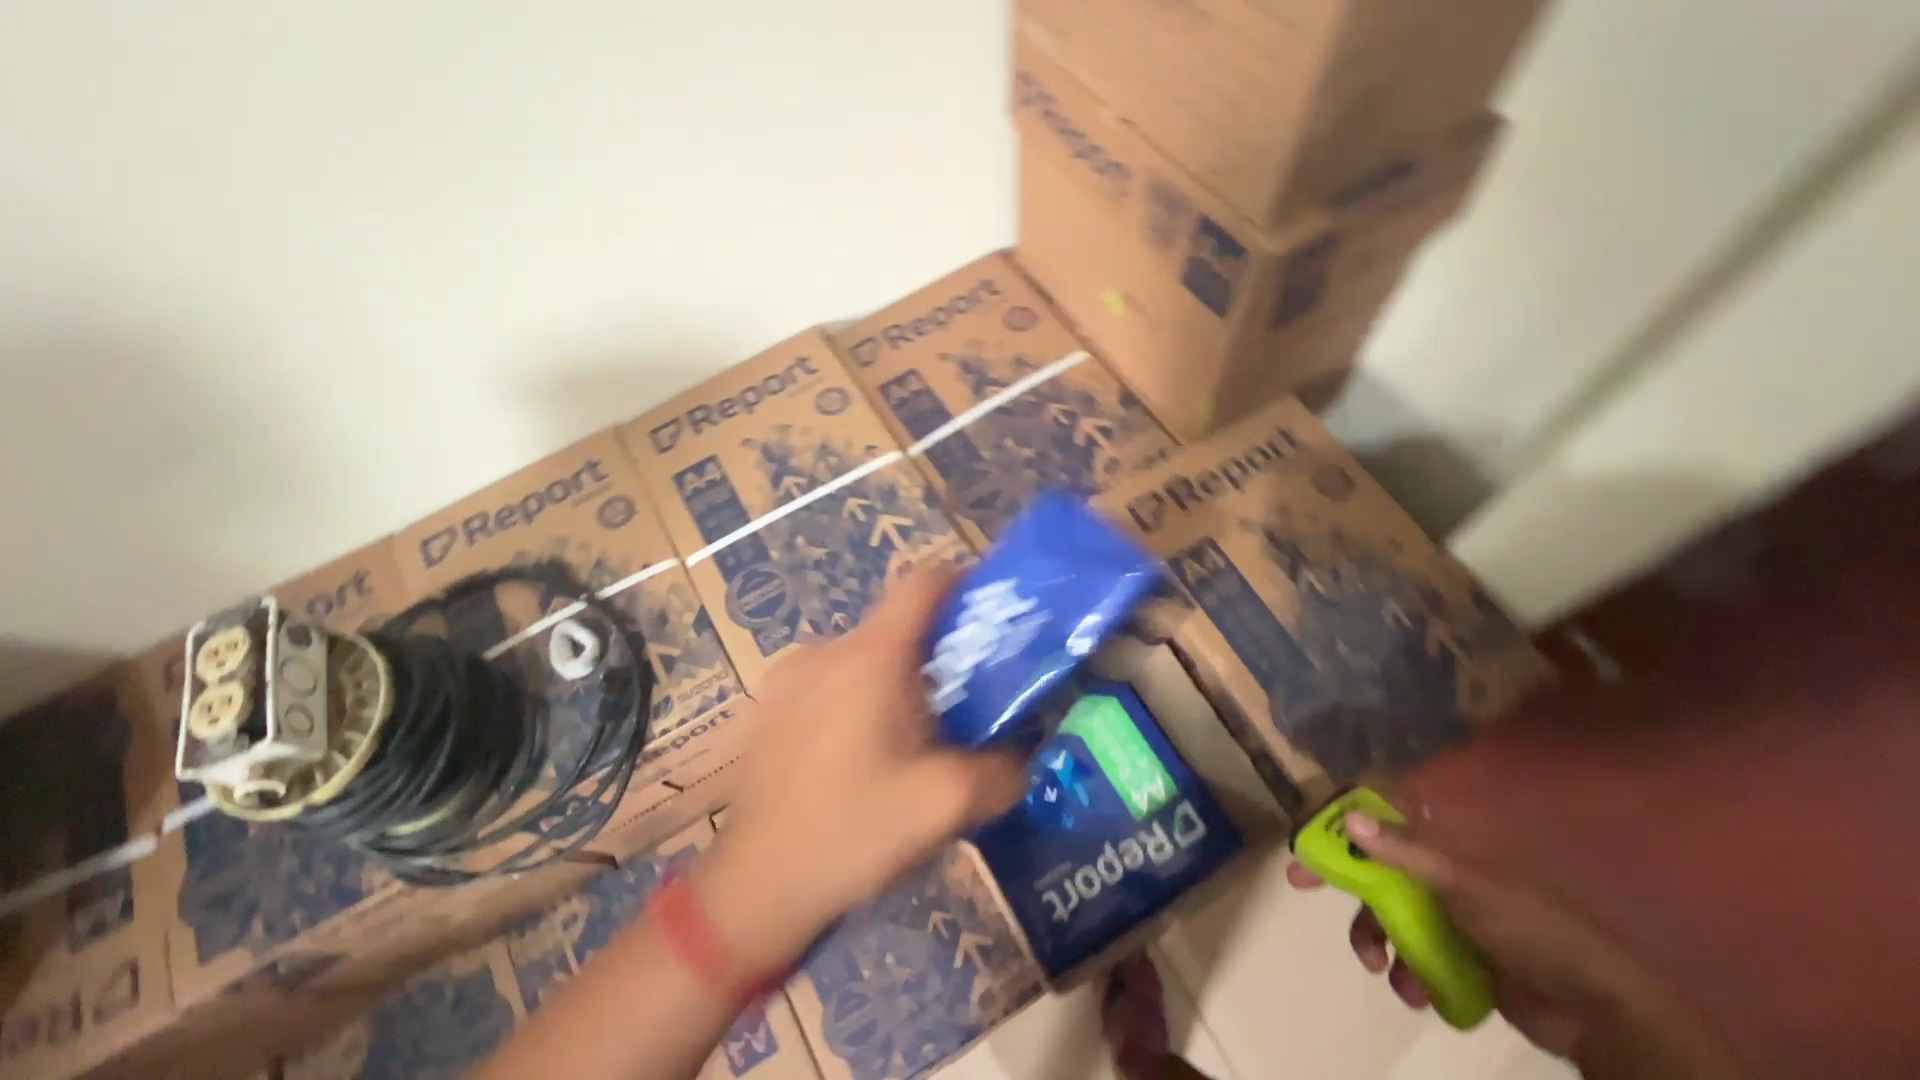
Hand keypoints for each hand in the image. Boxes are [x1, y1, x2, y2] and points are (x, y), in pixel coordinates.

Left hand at [692, 566, 1026, 978]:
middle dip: (938, 655)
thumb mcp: (945, 806)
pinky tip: (862, 761)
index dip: (964, 584)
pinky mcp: (768, 710)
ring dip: (896, 685)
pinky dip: (858, 703)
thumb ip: (1001, 770)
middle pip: (896, 626)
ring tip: (914, 742)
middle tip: (967, 704)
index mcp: (870, 657)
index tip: (993, 618)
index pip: (923, 581)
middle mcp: (825, 651)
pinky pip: (829, 686)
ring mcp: (788, 679)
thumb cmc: (853, 833)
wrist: (754, 888)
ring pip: (862, 660)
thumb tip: (1023, 754)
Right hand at [1287, 813, 1748, 1076]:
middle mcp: (1444, 878)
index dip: (1340, 826)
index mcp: (1448, 850)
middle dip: (1345, 888)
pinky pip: (1413, 959)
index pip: (1382, 824)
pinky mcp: (1459, 960)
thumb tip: (1350, 818)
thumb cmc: (1530, 929)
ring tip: (1386, 971)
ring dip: (1378, 942)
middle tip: (1298, 888)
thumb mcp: (1464, 885)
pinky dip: (1408, 975)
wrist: (1593, 1006)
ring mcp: (1451, 920)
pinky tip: (1420, 994)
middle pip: (1376, 873)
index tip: (1305, 836)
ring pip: (1389, 920)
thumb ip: (1406, 853)